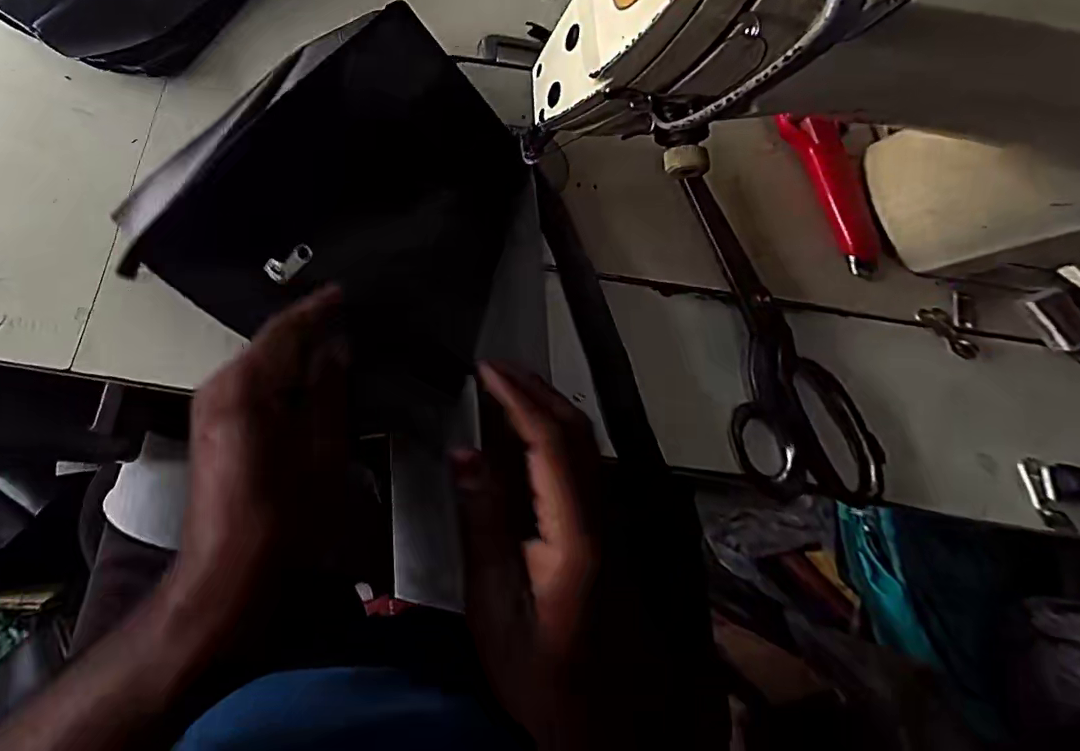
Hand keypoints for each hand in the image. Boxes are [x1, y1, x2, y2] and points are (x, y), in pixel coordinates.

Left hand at [164, 286, 348, 627]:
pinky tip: (304, 380)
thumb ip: (328, 391)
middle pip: (267, 343)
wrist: (227, 572)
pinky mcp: (210, 423)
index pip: (283, 330)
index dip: (316, 309)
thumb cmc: (279, 520)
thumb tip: (335, 350)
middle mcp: (218, 385)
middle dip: (305, 329)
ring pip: (258, 363)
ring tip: (331, 342)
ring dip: (292, 353)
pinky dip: (277, 376)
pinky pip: (248, 384)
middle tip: (342, 316)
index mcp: (243, 385)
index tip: (340, 292)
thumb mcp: (320, 450)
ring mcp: (209, 404)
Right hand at [452, 361, 603, 749]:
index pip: (551, 445)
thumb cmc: (540, 676)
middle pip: (580, 435)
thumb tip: (464, 453)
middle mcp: (605, 523)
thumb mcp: (494, 607)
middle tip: (495, 366)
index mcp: (576, 538)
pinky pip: (586, 468)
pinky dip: (556, 434)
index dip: (518, 398)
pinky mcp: (613, 540)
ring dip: (550, 406)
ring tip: (507, 387)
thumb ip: (482, 526)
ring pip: (589, 448)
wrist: (609, 736)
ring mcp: (616, 530)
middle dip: (538, 389)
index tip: (486, 369)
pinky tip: (528, 435)